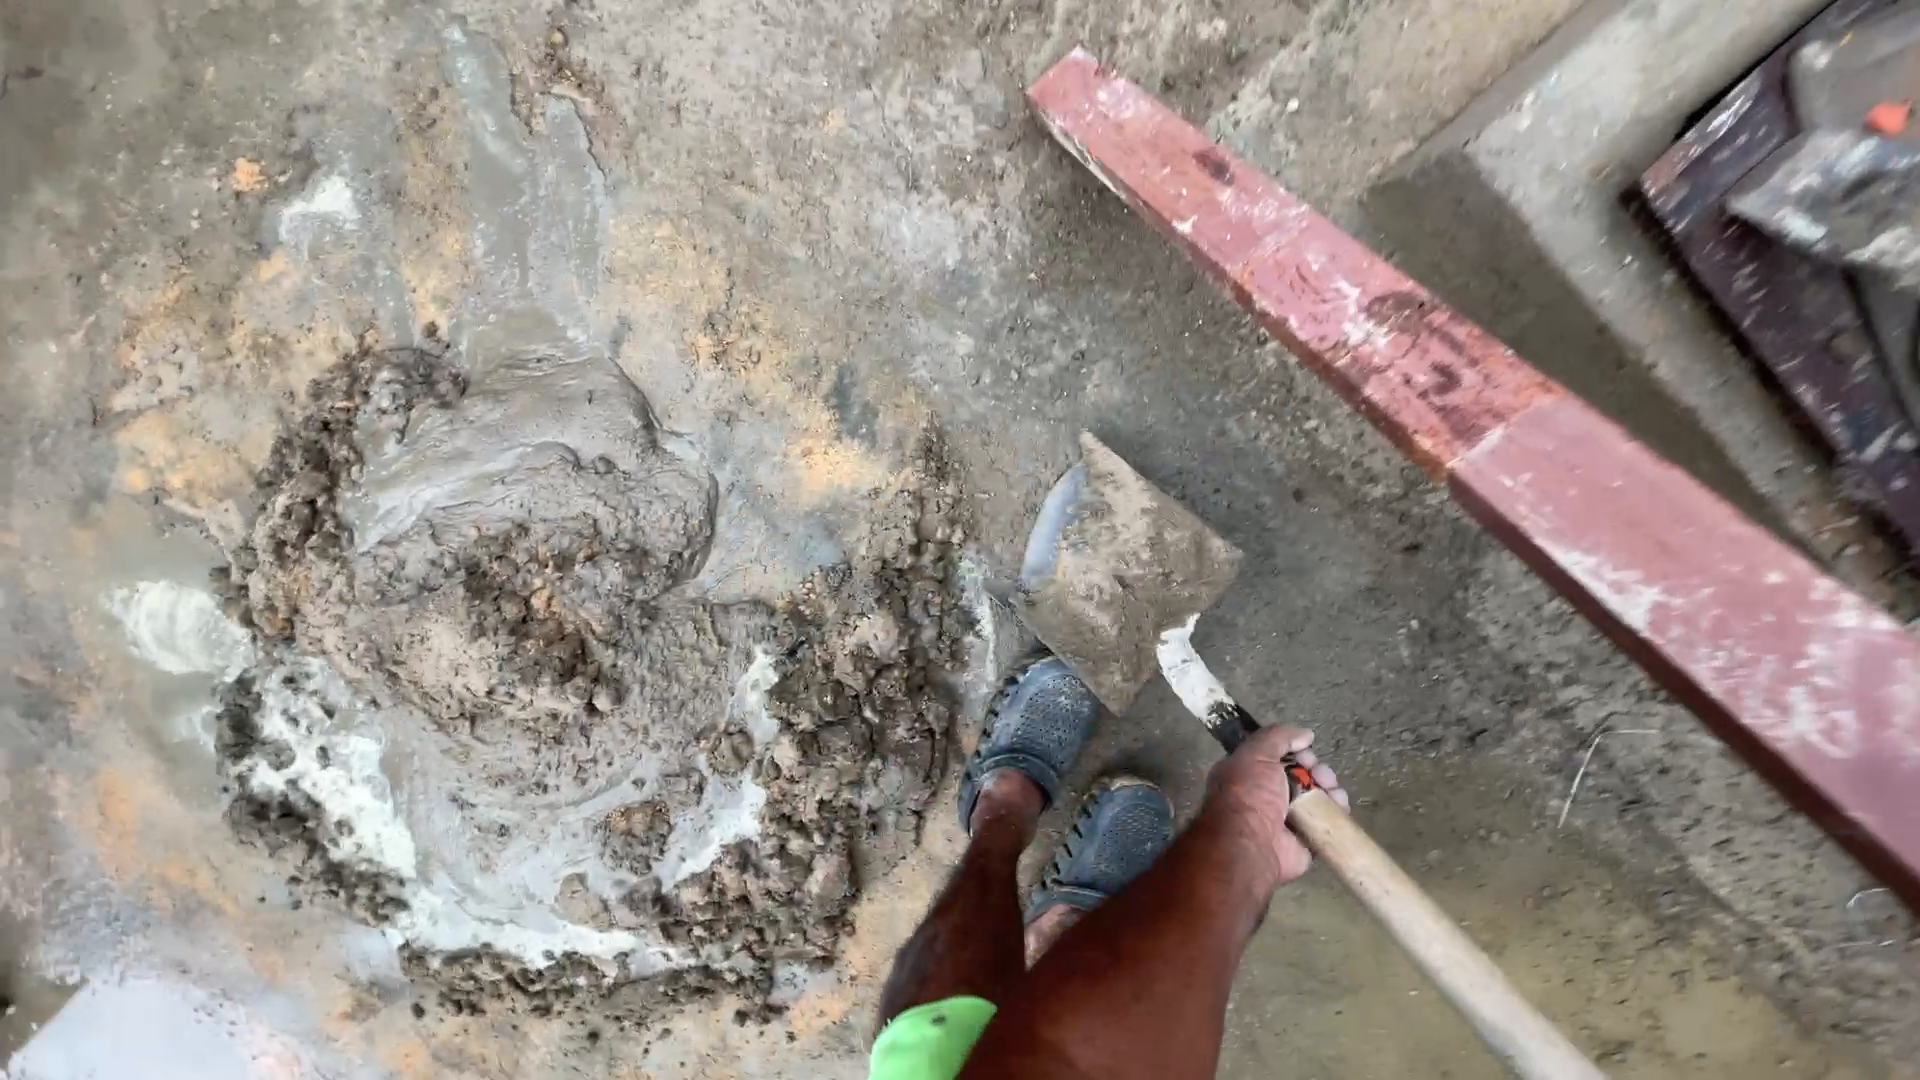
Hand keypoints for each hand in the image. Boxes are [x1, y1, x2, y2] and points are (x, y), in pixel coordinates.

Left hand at [1200, 725, 1348, 889]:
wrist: (1252, 841)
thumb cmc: (1249, 792)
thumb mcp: (1256, 753)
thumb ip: (1279, 737)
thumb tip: (1306, 734)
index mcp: (1248, 774)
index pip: (1278, 758)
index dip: (1296, 752)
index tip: (1306, 754)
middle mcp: (1265, 795)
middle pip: (1301, 776)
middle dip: (1317, 771)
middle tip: (1323, 775)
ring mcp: (1286, 819)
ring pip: (1316, 798)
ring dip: (1330, 790)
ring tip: (1333, 790)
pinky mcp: (1305, 840)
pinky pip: (1325, 823)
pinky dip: (1336, 813)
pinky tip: (1340, 806)